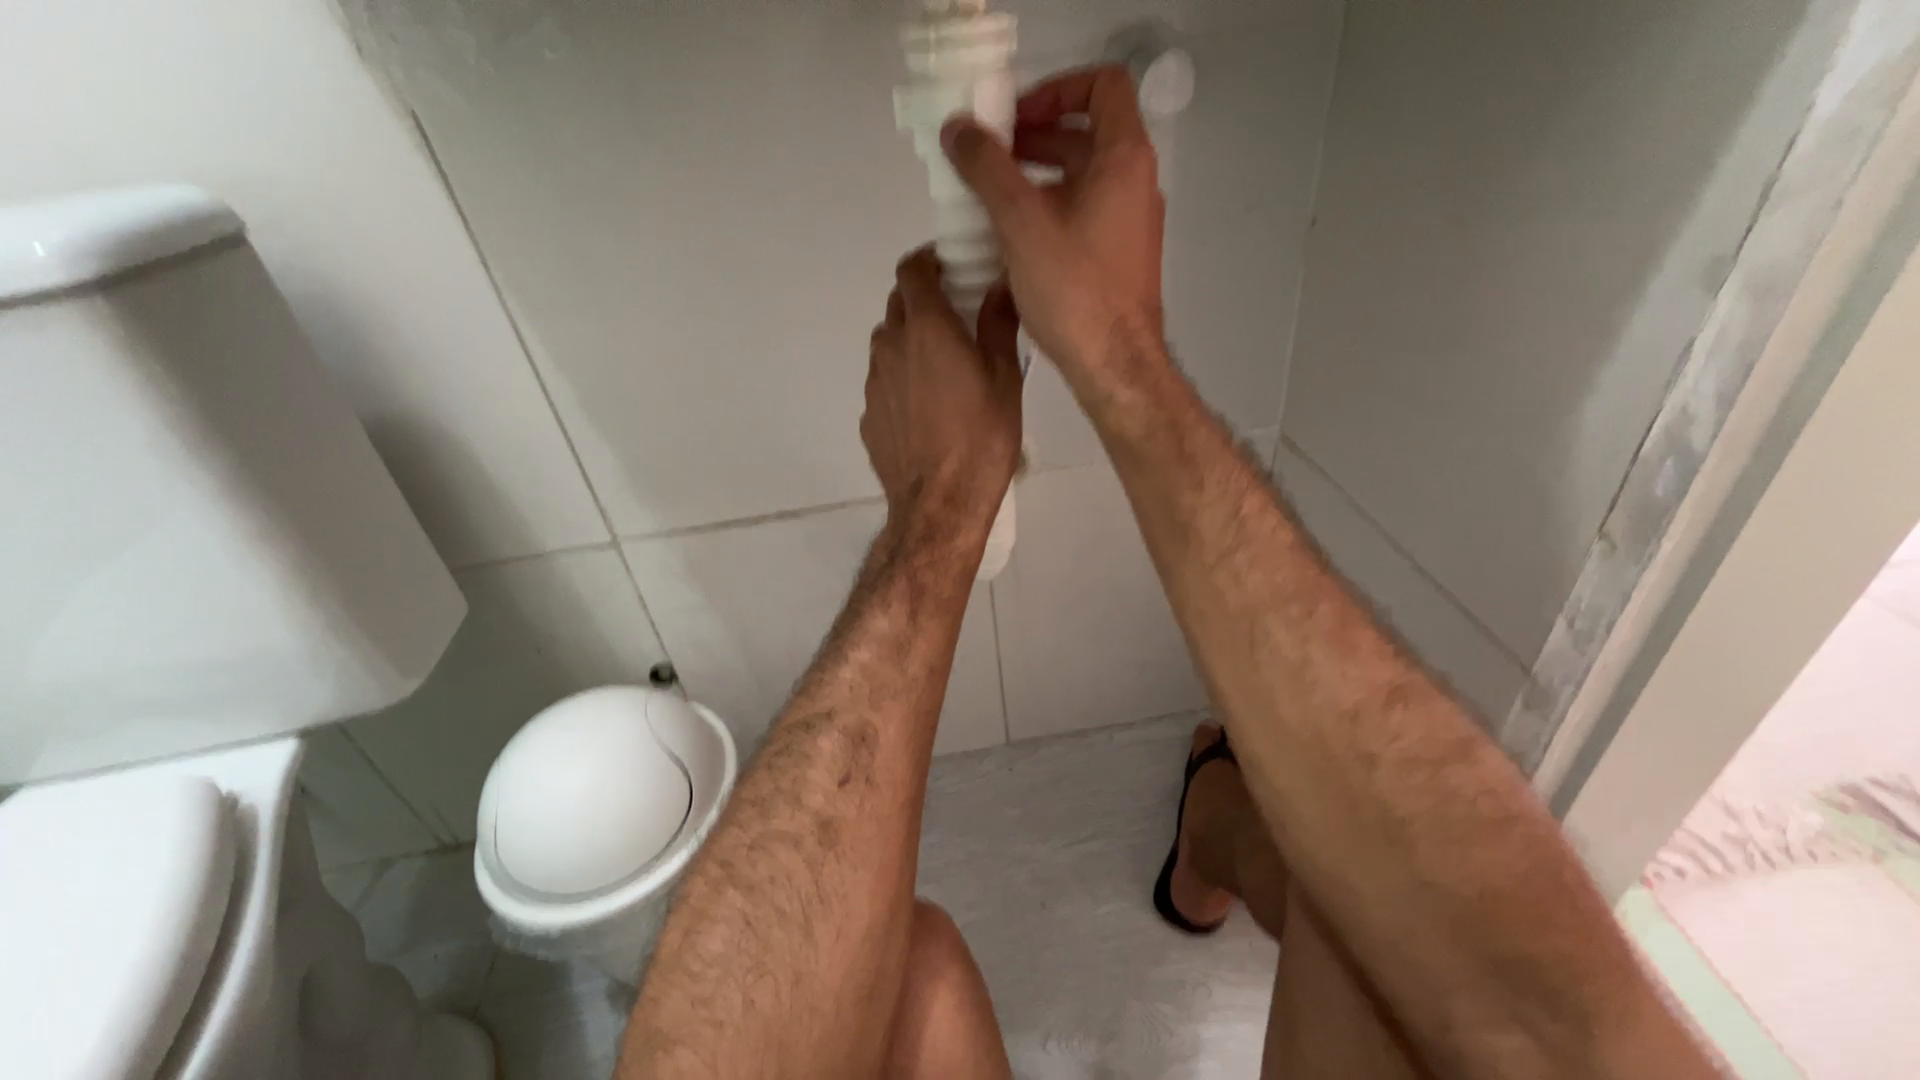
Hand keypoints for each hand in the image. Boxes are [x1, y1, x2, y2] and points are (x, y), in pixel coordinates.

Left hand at [862, 248, 1023, 541]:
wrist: (940, 505)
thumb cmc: (982, 439)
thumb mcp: (1005, 379)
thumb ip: (998, 324)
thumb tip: (999, 283)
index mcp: (926, 329)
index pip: (911, 271)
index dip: (928, 261)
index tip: (950, 268)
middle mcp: (891, 347)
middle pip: (897, 304)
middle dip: (922, 299)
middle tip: (955, 316)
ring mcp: (873, 383)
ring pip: (887, 343)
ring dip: (910, 340)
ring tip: (942, 365)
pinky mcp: (868, 415)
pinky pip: (883, 382)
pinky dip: (901, 378)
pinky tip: (926, 407)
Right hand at [941, 65, 1166, 382]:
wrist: (1114, 365)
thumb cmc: (1075, 290)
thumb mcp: (1021, 223)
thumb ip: (987, 169)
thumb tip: (957, 128)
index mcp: (1124, 160)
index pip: (1102, 87)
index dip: (1055, 89)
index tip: (1013, 118)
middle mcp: (1135, 184)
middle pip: (1086, 133)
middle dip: (1033, 137)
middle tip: (987, 156)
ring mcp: (1129, 223)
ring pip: (1081, 178)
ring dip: (1035, 176)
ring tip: (989, 197)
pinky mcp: (1118, 257)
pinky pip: (1082, 213)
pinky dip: (1047, 209)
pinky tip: (1010, 237)